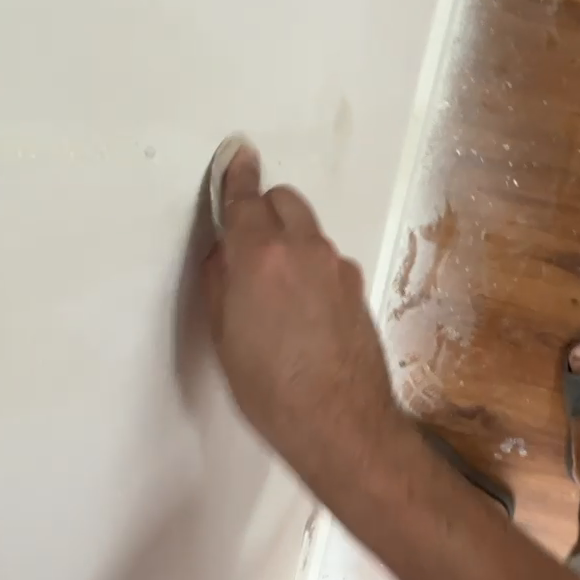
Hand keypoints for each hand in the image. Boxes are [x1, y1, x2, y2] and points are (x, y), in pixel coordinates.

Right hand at [201, 142, 406, 479]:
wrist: (340, 423)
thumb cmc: (270, 390)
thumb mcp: (224, 337)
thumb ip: (221, 282)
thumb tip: (225, 254)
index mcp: (261, 256)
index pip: (246, 199)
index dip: (237, 175)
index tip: (237, 155)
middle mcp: (305, 251)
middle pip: (286, 202)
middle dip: (266, 210)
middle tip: (250, 246)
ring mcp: (338, 269)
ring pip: (310, 234)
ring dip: (291, 244)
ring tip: (278, 293)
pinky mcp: (359, 290)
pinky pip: (329, 264)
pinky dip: (314, 271)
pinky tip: (306, 314)